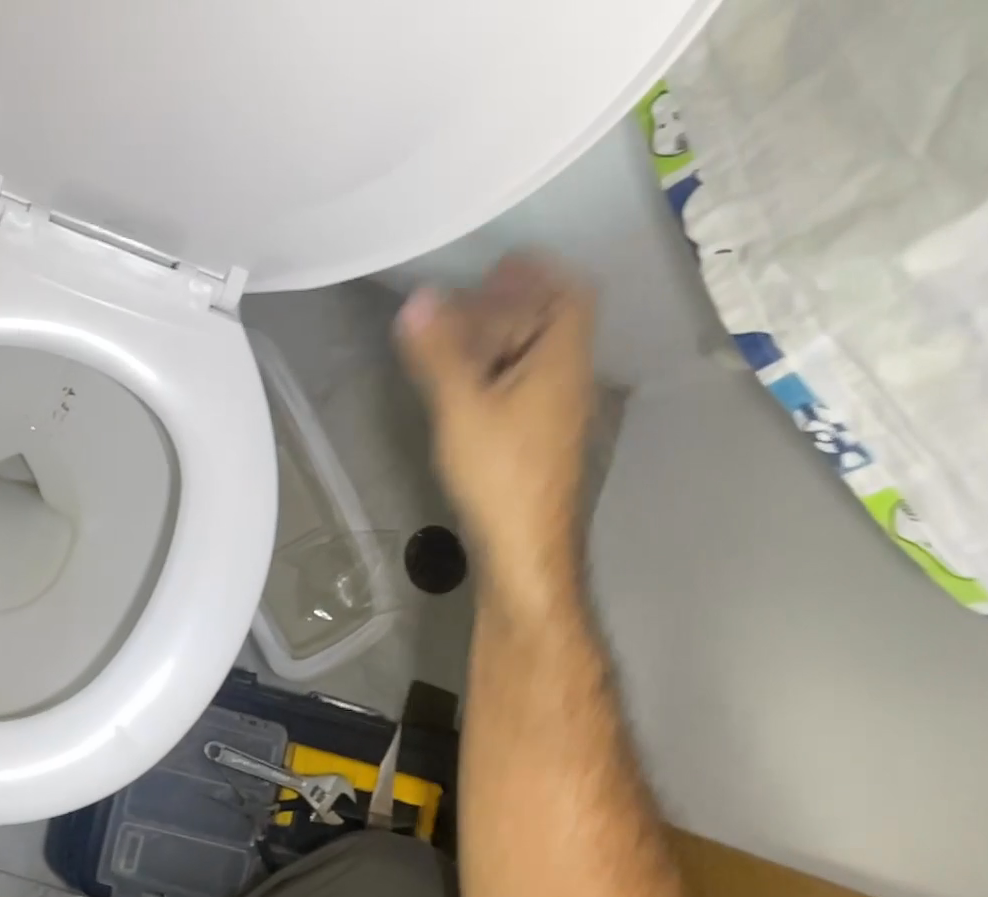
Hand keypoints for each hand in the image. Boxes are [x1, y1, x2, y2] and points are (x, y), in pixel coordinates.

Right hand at [394, 255, 595, 615]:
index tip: (501, 262)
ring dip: (504, 334)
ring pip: (538, 354)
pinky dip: (499, 364)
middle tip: (467, 295)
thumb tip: (416, 299)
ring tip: (457, 333)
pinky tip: (466, 379)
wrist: (523, 543)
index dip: (540, 272)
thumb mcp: (462, 407)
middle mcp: (568, 379)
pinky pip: (525, 380)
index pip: (571, 296)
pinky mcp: (538, 435)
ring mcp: (556, 410)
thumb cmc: (499, 472)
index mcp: (560, 362)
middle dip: (513, 300)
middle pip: (553, 322)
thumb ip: (440, 353)